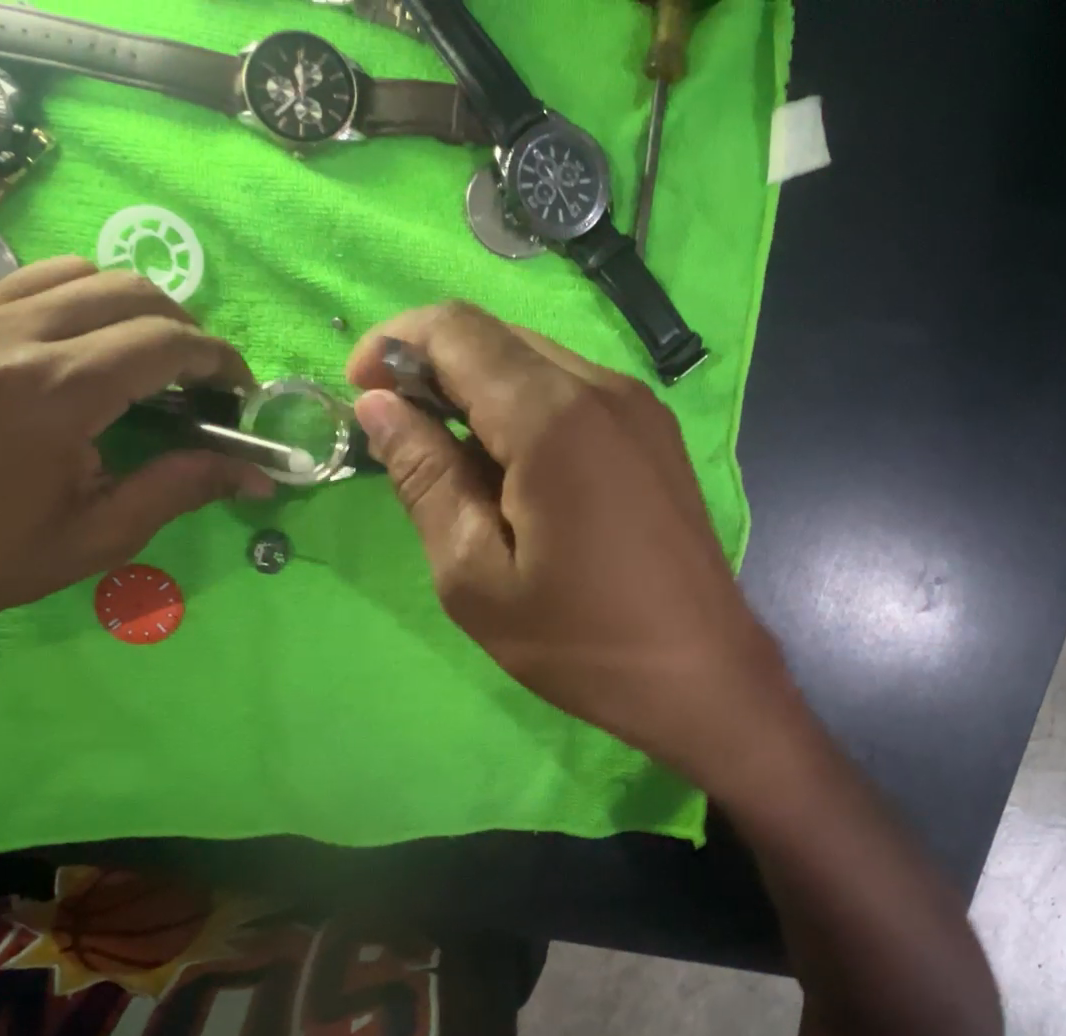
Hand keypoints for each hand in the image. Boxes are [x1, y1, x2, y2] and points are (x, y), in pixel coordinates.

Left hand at [0, 257, 272, 650]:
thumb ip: (182, 487)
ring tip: (144, 359)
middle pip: (133, 291)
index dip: (221, 361)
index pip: (168, 342)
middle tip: (200, 381)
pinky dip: (76, 301)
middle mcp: (15, 335)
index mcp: (58, 393)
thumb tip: (257, 474)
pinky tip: (79, 350)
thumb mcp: (96, 536)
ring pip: (81, 272)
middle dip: (186, 329)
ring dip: (132, 308)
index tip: (240, 394)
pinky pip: (28, 281)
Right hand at [346, 302, 791, 779]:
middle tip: (404, 437)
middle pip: (496, 337)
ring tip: (457, 465)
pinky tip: (516, 472)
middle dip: (434, 367)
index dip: (394, 344)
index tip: (361, 393)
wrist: (703, 677)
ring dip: (480, 389)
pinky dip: (526, 408)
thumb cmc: (580, 640)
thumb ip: (423, 475)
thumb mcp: (474, 573)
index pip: (456, 329)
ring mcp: (639, 407)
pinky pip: (574, 391)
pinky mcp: (656, 434)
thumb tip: (379, 404)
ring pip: (536, 360)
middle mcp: (602, 388)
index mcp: (552, 416)